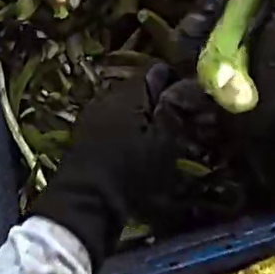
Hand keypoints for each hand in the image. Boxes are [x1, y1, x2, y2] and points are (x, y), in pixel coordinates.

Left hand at [28, 65, 178, 265]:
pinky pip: (113, 120)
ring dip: (141, 116)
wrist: (86, 201)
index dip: (177, 84)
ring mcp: (94, 112)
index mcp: (130, 91)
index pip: (159, 71)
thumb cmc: (130, 170)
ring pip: (127, 105)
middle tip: (177, 122)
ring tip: (157, 138)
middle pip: (141, 88)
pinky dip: (126, 129)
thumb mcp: (163, 143)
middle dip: (159, 101)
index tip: (189, 103)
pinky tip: (134, 149)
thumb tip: (185, 86)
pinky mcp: (85, 132)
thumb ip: (173, 111)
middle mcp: (109, 94)